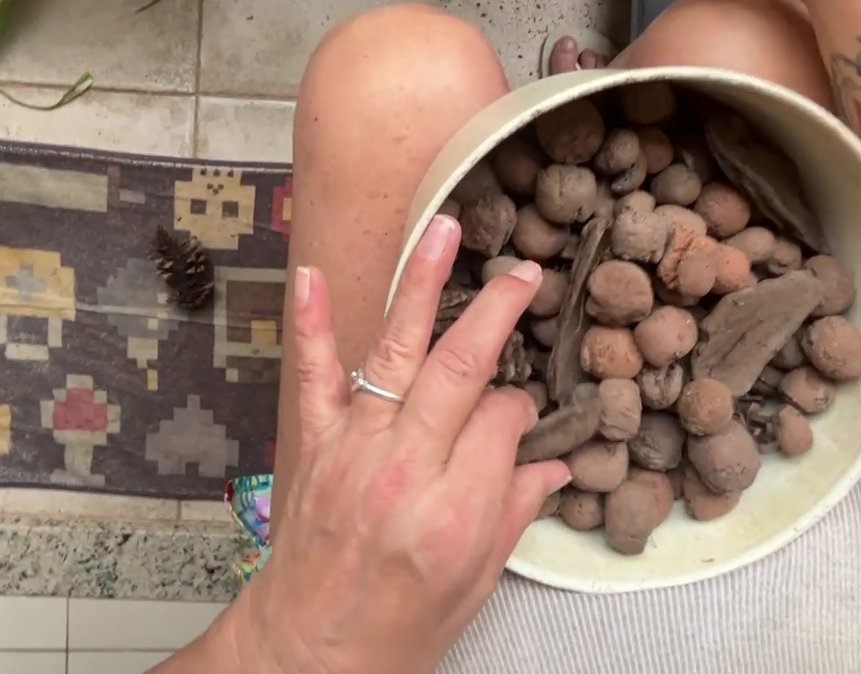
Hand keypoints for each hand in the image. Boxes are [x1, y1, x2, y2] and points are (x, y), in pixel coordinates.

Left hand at [231, 215, 571, 673]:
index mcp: (454, 514)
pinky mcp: (315, 442)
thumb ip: (516, 511)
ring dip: (419, 284)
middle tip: (522, 273)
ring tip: (441, 230)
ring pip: (396, 352)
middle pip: (458, 370)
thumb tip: (552, 459)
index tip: (523, 405)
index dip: (521, 403)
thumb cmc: (399, 630)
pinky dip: (311, 322)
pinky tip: (309, 274)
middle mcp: (404, 471)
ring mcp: (353, 448)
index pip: (503, 421)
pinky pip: (314, 374)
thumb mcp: (478, 585)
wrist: (308, 658)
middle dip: (496, 312)